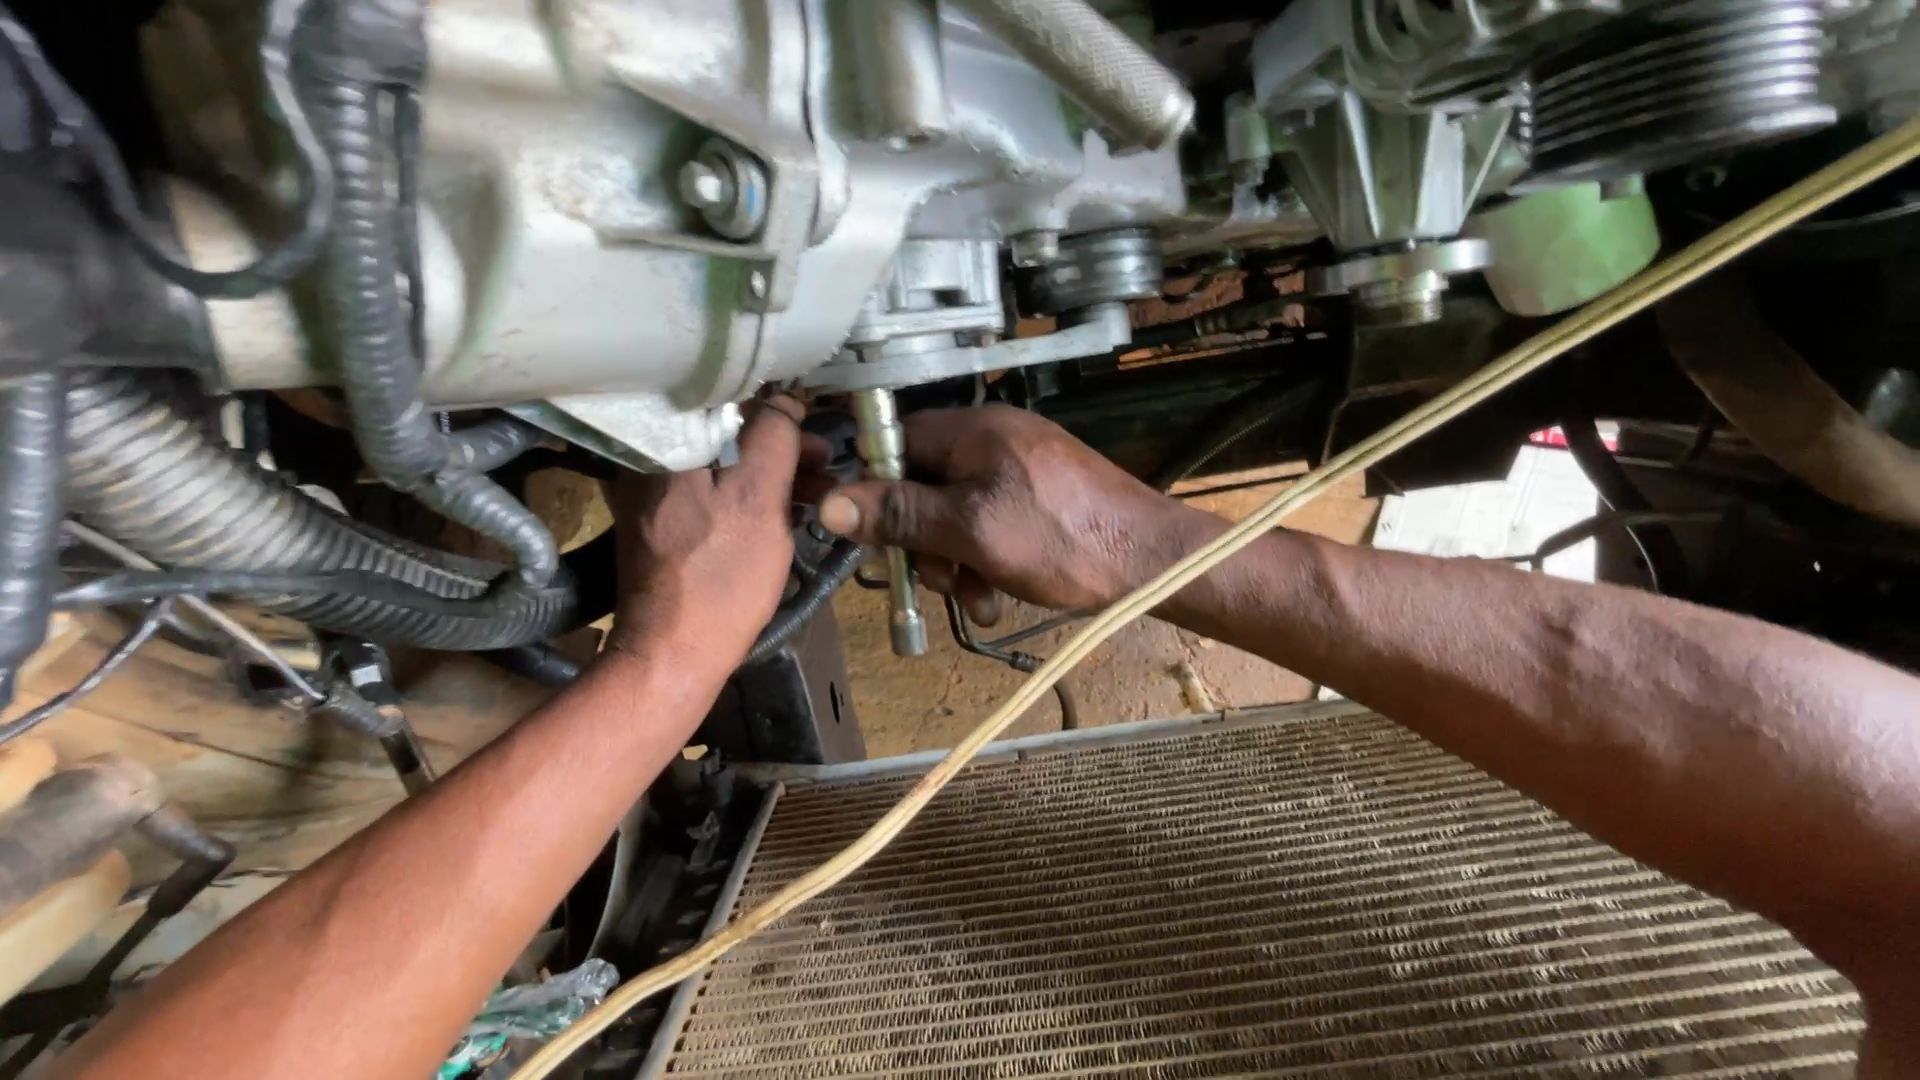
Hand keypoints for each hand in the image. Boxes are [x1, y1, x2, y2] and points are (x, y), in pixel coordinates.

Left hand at [605, 397, 804, 679]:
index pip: (731, 399)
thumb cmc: (723, 577)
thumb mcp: (760, 500)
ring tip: (814, 495)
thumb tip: (785, 401)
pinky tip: (781, 513)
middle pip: (727, 433)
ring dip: (770, 473)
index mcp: (667, 443)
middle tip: (824, 468)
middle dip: (781, 448)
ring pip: (723, 463)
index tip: (817, 439)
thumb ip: (773, 439)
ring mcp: (650, 491)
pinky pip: (711, 491)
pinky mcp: (659, 521)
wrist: (672, 652)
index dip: (783, 414)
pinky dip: (746, 495)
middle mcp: (649, 458)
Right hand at [817, 405, 1212, 619]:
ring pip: (956, 512)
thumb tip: (828, 503)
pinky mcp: (1039, 498)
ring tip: (976, 598)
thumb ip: (900, 515)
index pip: (897, 441)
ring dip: (954, 560)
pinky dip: (984, 560)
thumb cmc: (1060, 539)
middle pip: (925, 484)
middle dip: (922, 539)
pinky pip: (990, 523)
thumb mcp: (970, 530)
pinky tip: (996, 596)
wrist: (1153, 562)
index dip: (874, 488)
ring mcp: (1019, 469)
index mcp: (974, 430)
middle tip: (936, 580)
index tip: (869, 536)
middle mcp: (994, 439)